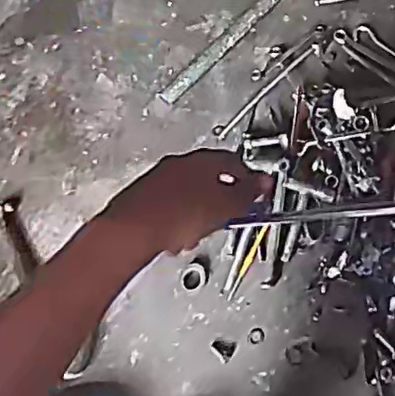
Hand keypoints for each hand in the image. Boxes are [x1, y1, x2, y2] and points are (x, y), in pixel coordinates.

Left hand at [100, 149, 268, 254]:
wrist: (131, 232)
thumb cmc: (173, 215)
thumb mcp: (225, 207)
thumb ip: (248, 195)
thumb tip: (263, 185)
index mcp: (203, 160)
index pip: (236, 163)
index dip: (250, 180)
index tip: (257, 193)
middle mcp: (179, 163)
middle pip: (211, 176)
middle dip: (223, 197)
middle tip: (231, 214)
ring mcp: (159, 179)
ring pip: (189, 192)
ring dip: (199, 210)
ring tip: (201, 230)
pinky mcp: (143, 198)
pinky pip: (170, 205)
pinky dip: (178, 218)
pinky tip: (178, 236)